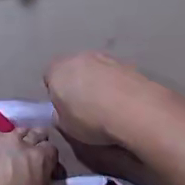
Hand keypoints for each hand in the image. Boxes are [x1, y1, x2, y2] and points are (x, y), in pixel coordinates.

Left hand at [0, 129, 57, 184]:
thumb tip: (41, 179)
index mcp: (38, 159)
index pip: (51, 149)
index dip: (48, 159)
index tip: (43, 169)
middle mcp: (18, 140)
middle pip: (32, 133)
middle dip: (32, 144)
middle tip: (24, 160)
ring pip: (7, 134)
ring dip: (8, 144)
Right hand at [44, 51, 177, 147]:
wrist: (134, 109)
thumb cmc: (91, 119)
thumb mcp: (66, 127)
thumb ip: (59, 114)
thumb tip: (62, 111)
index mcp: (57, 69)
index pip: (49, 76)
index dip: (55, 92)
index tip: (64, 107)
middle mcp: (78, 57)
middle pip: (73, 69)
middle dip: (77, 83)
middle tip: (85, 106)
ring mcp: (104, 57)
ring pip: (95, 69)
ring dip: (98, 82)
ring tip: (107, 105)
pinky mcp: (127, 63)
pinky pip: (114, 74)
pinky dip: (116, 84)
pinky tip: (123, 103)